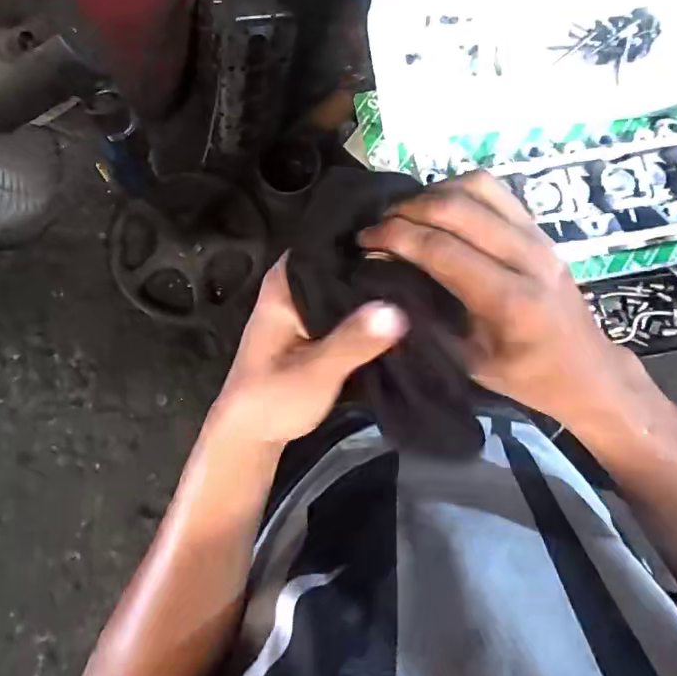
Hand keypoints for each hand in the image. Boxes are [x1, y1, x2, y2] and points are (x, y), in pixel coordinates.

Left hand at [207, 259, 407, 448]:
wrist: (250, 436)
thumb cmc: (272, 400)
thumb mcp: (315, 372)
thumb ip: (352, 341)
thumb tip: (396, 310)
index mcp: (285, 282)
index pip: (332, 242)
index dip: (369, 240)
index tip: (410, 241)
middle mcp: (295, 283)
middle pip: (345, 260)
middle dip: (380, 263)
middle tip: (426, 265)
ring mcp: (306, 303)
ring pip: (349, 283)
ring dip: (377, 286)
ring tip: (423, 281)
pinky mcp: (317, 323)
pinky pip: (349, 303)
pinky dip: (370, 306)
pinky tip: (404, 305)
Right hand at [357, 172, 636, 423]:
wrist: (589, 371)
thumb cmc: (527, 377)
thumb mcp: (469, 362)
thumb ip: (428, 318)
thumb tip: (383, 277)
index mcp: (510, 300)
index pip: (441, 249)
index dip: (395, 237)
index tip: (365, 240)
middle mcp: (528, 258)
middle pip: (457, 208)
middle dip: (407, 209)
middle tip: (379, 225)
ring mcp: (539, 237)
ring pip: (477, 187)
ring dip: (433, 193)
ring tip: (407, 213)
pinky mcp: (542, 229)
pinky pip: (496, 191)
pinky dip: (459, 190)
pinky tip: (439, 208)